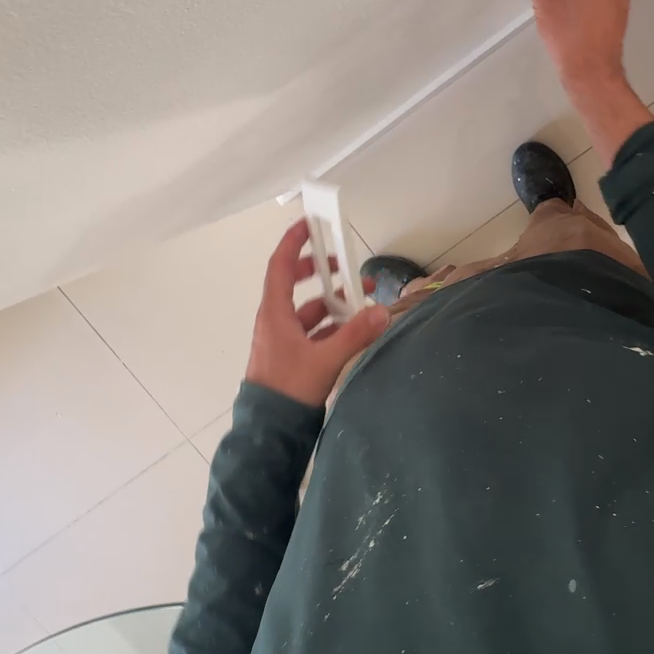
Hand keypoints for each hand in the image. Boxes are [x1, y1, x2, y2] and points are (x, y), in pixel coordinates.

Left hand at [244, 219, 389, 407]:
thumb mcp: (326, 359)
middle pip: (292, 283)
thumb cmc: (290, 387)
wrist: (270, 429)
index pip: (280, 266)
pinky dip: (329, 323)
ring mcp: (281, 339)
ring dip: (330, 301)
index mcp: (275, 313)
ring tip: (358, 300)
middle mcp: (275, 321)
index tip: (309, 224)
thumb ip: (355, 333)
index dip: (293, 243)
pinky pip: (310, 329)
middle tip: (342, 264)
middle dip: (318, 270)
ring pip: (306, 309)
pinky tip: (351, 328)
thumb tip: (383, 310)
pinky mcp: (290, 356)